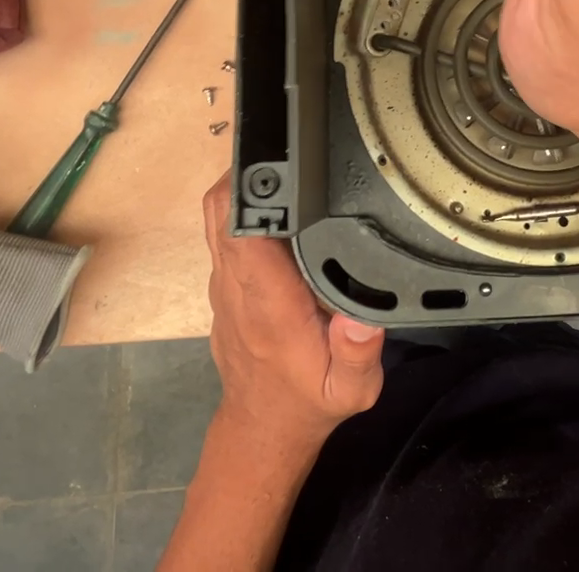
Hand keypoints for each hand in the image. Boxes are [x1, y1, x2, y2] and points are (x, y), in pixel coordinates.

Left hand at [201, 173, 384, 447]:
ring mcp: (222, 284)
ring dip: (239, 187)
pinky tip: (276, 204)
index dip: (254, 193)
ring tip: (284, 168)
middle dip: (244, 174)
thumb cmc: (308, 402)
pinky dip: (240, 209)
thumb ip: (359, 354)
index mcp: (268, 304)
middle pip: (219, 211)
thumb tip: (364, 316)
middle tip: (288, 151)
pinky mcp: (222, 285)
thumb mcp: (351, 391)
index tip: (283, 163)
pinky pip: (221, 233)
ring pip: (214, 217)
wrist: (263, 427)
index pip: (244, 234)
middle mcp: (236, 286)